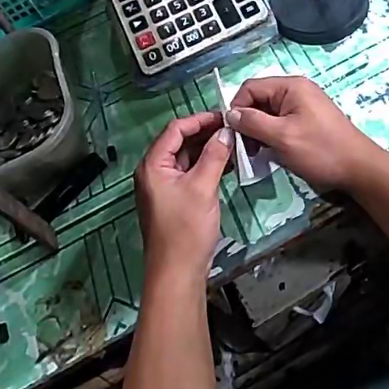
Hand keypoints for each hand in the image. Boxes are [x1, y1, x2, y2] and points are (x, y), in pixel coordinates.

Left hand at [134, 111, 234, 288]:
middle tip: (233, 129)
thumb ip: (214, 155)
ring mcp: (164, 186)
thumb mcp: (202, 187)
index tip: (225, 116)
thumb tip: (226, 131)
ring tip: (234, 143)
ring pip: (187, 157)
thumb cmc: (186, 229)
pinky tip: (228, 164)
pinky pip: (190, 173)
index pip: (175, 129)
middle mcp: (154, 172)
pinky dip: (207, 165)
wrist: (178, 272)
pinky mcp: (175, 198)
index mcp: (153, 165)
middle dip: (206, 133)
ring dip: (208, 149)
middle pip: (180, 142)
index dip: (200, 119)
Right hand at [226, 76, 388, 193]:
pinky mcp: (307, 121)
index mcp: (291, 86)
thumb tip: (230, 114)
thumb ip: (253, 123)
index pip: (250, 88)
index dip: (237, 108)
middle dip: (247, 123)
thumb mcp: (282, 137)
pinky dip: (271, 136)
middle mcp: (296, 91)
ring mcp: (303, 106)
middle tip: (244, 149)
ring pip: (268, 114)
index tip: (233, 134)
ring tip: (256, 154)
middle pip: (258, 100)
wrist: (358, 169)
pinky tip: (270, 153)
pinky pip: (280, 123)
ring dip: (258, 132)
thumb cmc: (320, 150)